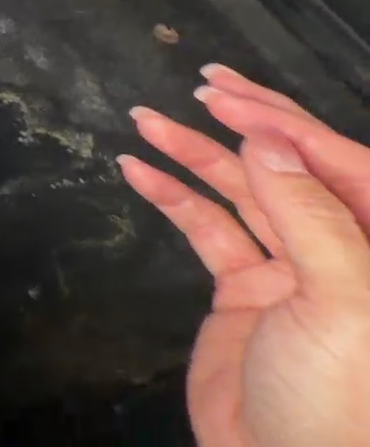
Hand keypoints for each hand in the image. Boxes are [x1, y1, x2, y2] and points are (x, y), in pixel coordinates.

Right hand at [119, 65, 369, 446]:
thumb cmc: (345, 399)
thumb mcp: (345, 309)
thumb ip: (316, 222)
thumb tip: (269, 142)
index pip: (345, 172)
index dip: (288, 128)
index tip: (226, 95)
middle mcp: (351, 256)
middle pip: (297, 174)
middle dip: (249, 126)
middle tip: (202, 85)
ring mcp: (298, 274)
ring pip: (244, 194)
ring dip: (194, 155)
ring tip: (144, 120)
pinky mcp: (247, 289)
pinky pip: (207, 228)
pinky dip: (171, 196)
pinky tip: (136, 171)